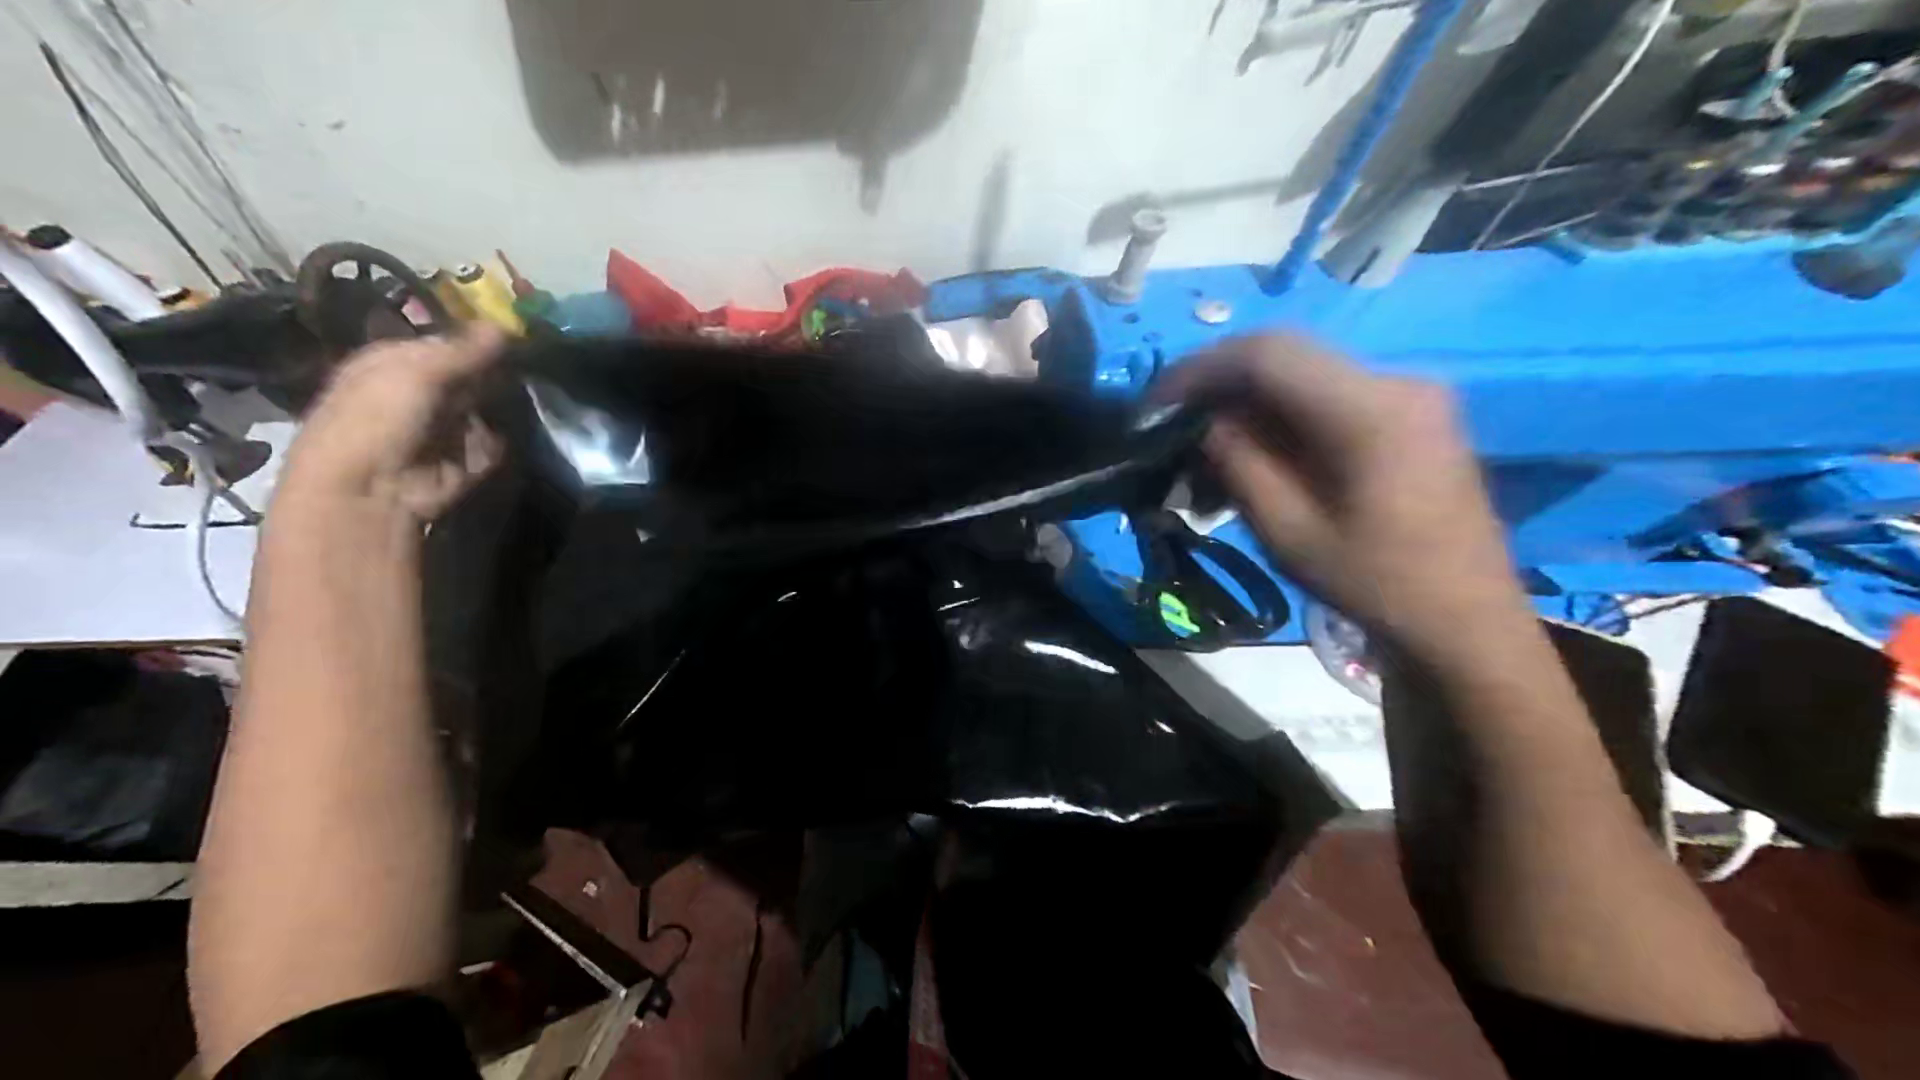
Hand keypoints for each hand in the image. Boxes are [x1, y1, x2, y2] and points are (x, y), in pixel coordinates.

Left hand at [279, 326, 505, 521]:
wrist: (371, 488)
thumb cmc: (379, 418)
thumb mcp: (417, 372)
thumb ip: (463, 351)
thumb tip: (504, 326)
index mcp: (395, 363)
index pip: (445, 344)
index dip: (476, 340)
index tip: (513, 337)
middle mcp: (420, 393)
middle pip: (469, 375)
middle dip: (494, 372)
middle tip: (525, 364)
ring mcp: (445, 427)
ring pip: (486, 406)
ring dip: (501, 403)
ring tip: (522, 395)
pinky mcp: (465, 458)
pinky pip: (493, 442)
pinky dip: (499, 440)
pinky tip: (505, 432)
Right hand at [1159, 334, 1529, 658]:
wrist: (1463, 620)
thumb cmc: (1374, 585)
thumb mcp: (1287, 531)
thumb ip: (1239, 462)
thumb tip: (1203, 420)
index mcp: (1370, 410)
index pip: (1266, 355)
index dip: (1199, 370)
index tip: (1156, 405)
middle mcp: (1394, 381)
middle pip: (1283, 356)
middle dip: (1215, 384)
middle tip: (1170, 424)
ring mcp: (1406, 393)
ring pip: (1300, 375)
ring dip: (1243, 404)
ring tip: (1204, 453)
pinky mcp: (1406, 412)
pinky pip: (1323, 397)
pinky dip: (1277, 418)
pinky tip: (1251, 457)